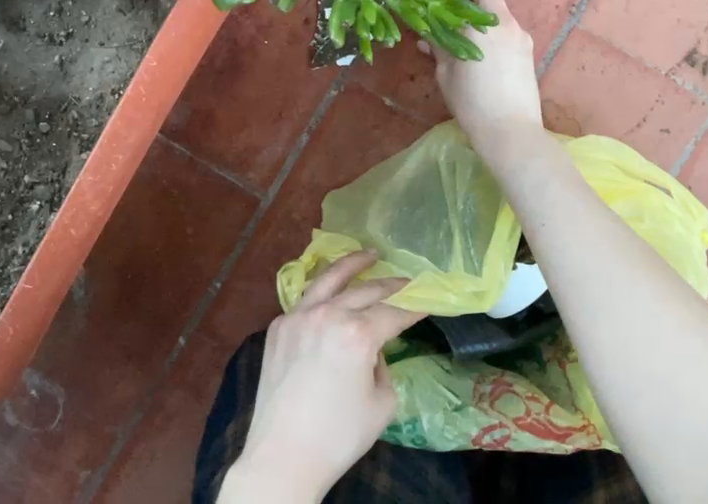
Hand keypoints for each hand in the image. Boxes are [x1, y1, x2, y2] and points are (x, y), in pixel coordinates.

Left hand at [220, 252, 424, 502]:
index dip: (414, 307)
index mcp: (357, 334)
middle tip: (406, 280)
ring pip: (329, 279)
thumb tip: (372, 350)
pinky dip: (323, 291)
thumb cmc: (339, 436)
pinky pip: (305, 300)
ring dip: (352, 265)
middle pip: (365, 291)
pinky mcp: (278, 326)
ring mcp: (298, 316)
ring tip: (369, 254)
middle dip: (390, 285)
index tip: (429, 299)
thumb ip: (383, 366)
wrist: (283, 454)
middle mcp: (327, 314)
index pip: (393, 313)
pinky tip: (332, 289)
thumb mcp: (382, 404)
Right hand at [428, 0, 544, 145]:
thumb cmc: (472, 102)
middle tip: (449, 15)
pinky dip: (493, 34)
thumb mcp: (446, 73)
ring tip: (462, 37)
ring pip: (499, 15)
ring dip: (481, 19)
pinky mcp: (529, 53)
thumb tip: (426, 35)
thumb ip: (438, 47)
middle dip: (470, 1)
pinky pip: (507, 32)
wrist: (511, 132)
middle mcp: (506, 24)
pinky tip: (479, 52)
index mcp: (484, 25)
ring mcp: (522, 38)